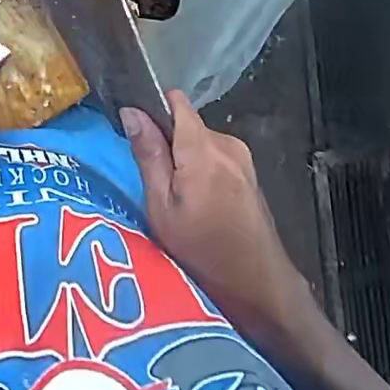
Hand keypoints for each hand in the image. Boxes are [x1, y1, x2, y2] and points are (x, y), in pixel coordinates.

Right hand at [121, 91, 314, 338]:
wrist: (259, 288)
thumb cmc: (202, 252)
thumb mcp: (161, 207)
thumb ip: (148, 154)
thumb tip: (131, 111)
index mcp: (203, 148)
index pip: (175, 101)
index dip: (152, 109)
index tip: (137, 134)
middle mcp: (227, 143)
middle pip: (186, 123)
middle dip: (167, 142)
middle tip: (154, 180)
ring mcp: (243, 158)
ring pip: (200, 141)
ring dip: (184, 158)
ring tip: (176, 198)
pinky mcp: (249, 173)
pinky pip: (215, 156)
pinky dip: (201, 170)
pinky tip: (199, 204)